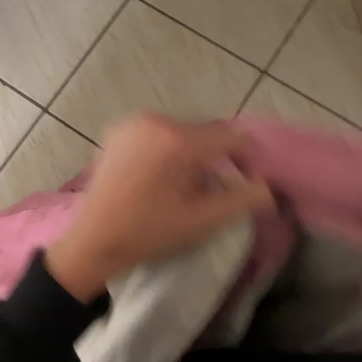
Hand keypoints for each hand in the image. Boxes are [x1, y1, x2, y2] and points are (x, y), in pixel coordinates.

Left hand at [45, 113, 273, 301]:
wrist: (93, 241)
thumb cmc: (149, 232)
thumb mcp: (202, 220)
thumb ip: (242, 200)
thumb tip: (268, 189)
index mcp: (177, 139)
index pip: (230, 136)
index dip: (245, 158)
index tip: (245, 183)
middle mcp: (154, 120)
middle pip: (203, 133)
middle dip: (214, 158)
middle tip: (212, 191)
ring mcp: (131, 124)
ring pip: (179, 133)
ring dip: (190, 154)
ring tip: (184, 188)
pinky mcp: (116, 133)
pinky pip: (155, 134)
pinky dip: (165, 150)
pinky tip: (159, 179)